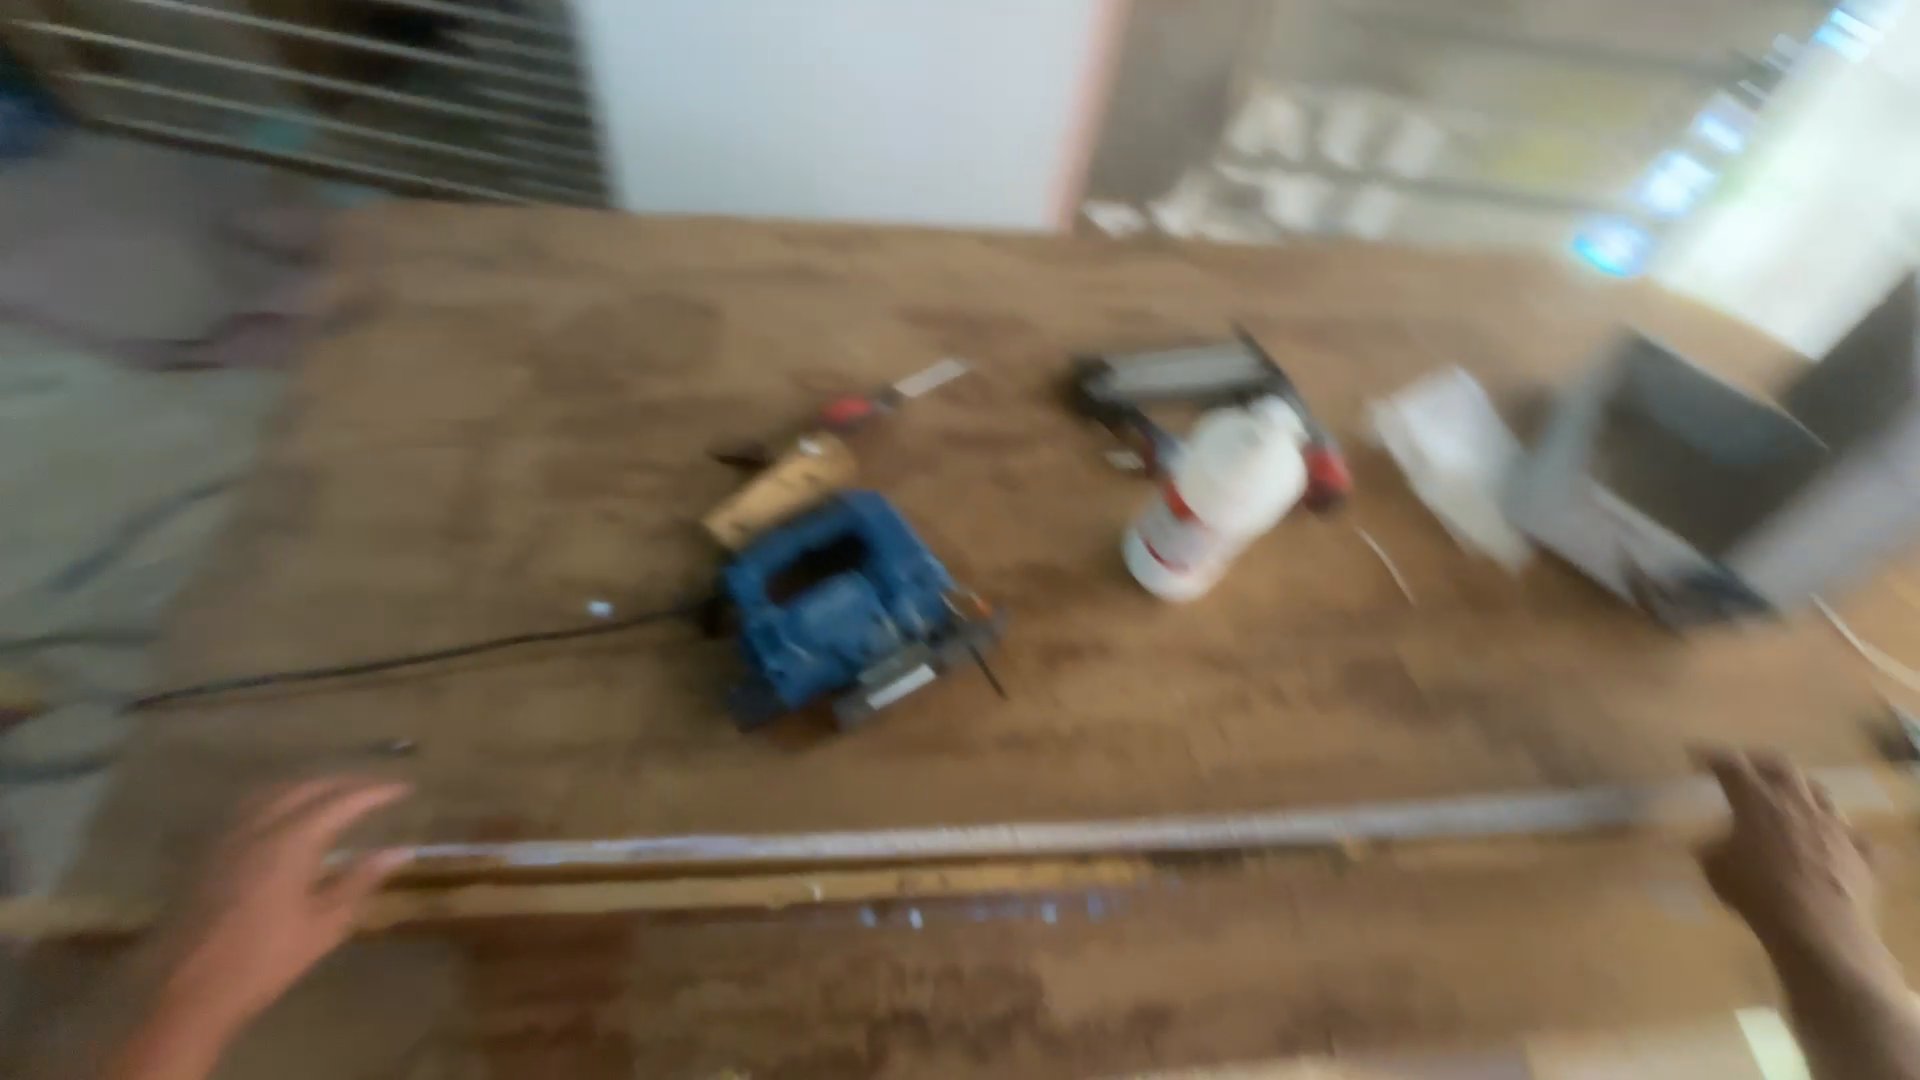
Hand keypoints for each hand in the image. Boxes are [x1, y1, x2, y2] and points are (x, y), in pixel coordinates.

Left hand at [153, 777, 410, 1033]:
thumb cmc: (263, 960)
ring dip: (308, 786)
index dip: (377, 792)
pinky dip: (274, 800)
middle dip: (345, 783)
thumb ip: (361, 879)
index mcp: (290, 844)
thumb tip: (400, 850)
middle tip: (375, 789)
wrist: (178, 997)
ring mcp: (224, 842)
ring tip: (333, 793)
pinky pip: (244, 810)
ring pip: (270, 793)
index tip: (405, 788)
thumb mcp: (325, 924)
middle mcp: (256, 831)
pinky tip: (283, 813)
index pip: (343, 801)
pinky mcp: (203, 857)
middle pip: (305, 788)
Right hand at [1692, 746, 1876, 954]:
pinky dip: (1836, 833)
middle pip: (1782, 766)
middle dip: (1757, 761)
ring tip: (1784, 800)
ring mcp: (1838, 830)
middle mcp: (1799, 806)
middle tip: (1742, 767)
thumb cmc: (1755, 892)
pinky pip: (1854, 835)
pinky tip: (1827, 842)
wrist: (1820, 932)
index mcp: (1756, 802)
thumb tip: (1717, 841)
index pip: (1729, 764)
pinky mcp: (1865, 857)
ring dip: (1799, 791)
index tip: (1694, 756)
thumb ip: (1714, 843)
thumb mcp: (1713, 864)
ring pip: (1820, 793)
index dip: (1709, 756)